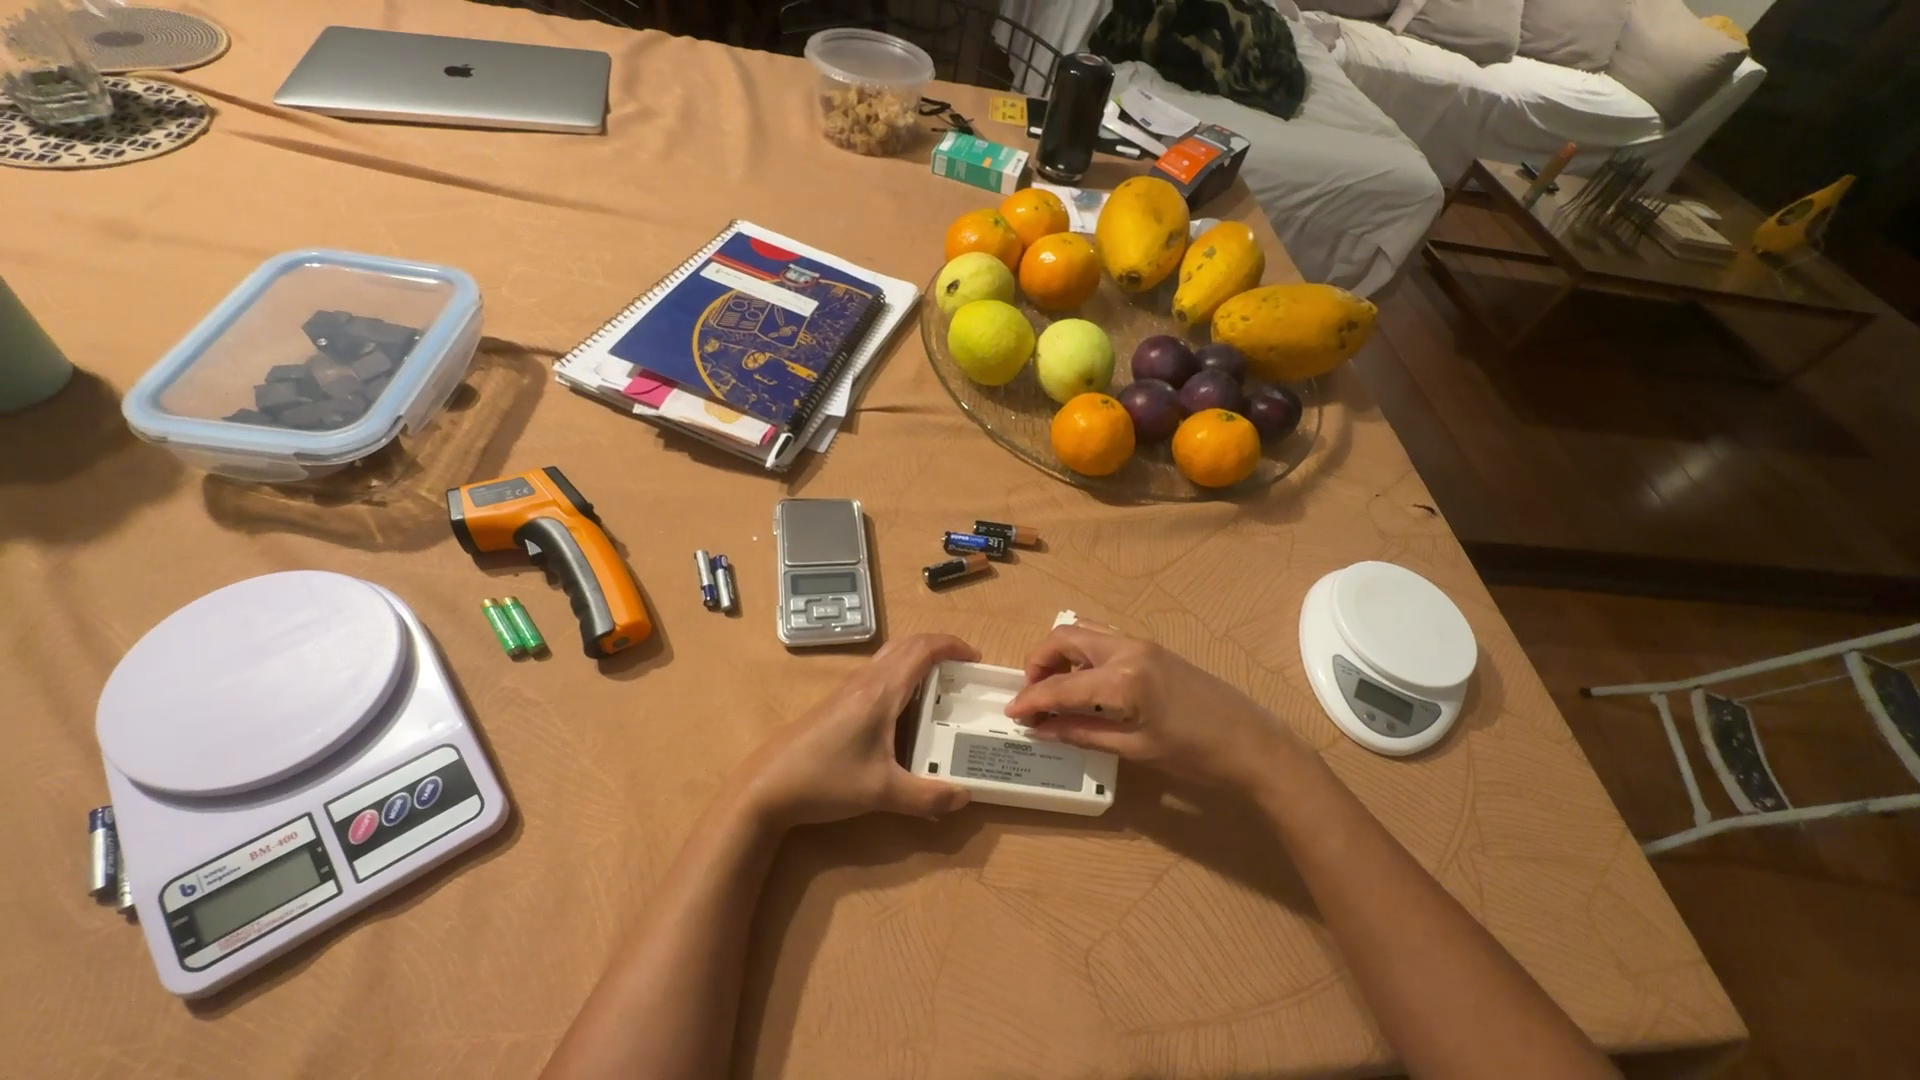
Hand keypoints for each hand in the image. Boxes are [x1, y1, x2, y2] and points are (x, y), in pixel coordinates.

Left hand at [733, 634, 977, 827]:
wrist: (766, 786)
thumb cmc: (825, 781)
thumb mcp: (882, 793)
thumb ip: (927, 797)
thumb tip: (964, 798)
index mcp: (880, 692)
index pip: (922, 650)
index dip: (952, 645)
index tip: (975, 658)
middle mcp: (865, 682)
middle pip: (906, 645)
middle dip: (938, 648)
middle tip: (962, 669)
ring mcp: (846, 690)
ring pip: (889, 657)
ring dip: (917, 659)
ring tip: (940, 685)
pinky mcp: (836, 704)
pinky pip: (876, 674)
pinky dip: (900, 675)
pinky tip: (904, 709)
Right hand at [1003, 623, 1303, 792]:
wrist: (1252, 743)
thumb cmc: (1195, 754)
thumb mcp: (1135, 749)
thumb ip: (1082, 733)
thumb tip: (1042, 729)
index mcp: (1122, 680)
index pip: (1060, 687)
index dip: (1031, 701)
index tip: (1011, 714)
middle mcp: (1127, 649)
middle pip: (1064, 639)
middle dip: (1038, 663)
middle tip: (1031, 696)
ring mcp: (1141, 643)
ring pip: (1083, 632)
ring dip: (1059, 654)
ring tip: (1053, 689)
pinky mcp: (1151, 647)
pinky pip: (1103, 638)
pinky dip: (1081, 652)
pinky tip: (1083, 680)